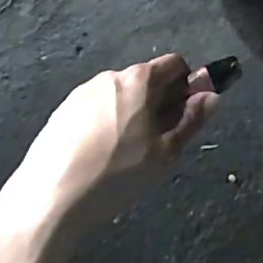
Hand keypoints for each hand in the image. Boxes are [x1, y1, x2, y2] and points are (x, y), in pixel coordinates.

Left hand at [0, 55, 220, 243]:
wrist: (50, 198)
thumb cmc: (116, 175)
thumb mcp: (165, 153)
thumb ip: (191, 120)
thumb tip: (212, 96)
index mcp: (138, 80)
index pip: (175, 64)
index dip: (187, 88)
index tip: (184, 117)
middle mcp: (109, 77)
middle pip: (146, 80)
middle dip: (159, 105)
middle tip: (157, 145)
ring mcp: (81, 93)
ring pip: (120, 97)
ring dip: (132, 116)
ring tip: (125, 158)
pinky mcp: (62, 112)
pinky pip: (96, 110)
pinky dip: (105, 125)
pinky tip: (99, 159)